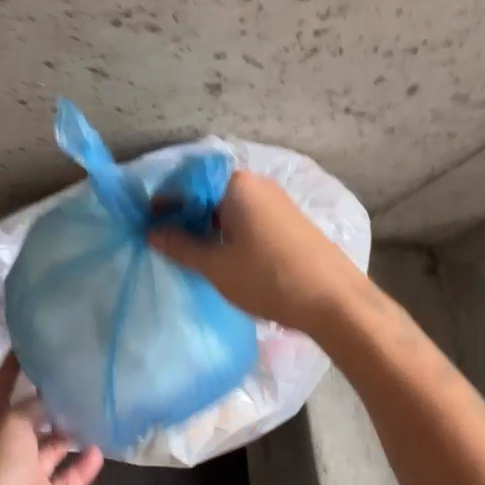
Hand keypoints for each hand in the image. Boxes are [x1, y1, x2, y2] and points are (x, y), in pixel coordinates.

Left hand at [0, 354, 103, 484]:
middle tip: (76, 375)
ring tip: (94, 409)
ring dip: (71, 432)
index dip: (12, 366)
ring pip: (53, 448)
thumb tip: (48, 397)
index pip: (2, 387)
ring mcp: (28, 476)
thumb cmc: (0, 469)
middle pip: (31, 418)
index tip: (29, 342)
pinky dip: (84, 466)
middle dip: (49, 400)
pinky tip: (101, 449)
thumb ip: (32, 406)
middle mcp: (9, 447)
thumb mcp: (13, 424)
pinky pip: (69, 479)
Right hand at [149, 170, 363, 334]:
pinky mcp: (289, 220)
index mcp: (235, 184)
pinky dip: (229, 231)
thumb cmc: (268, 278)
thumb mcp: (215, 266)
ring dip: (208, 225)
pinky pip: (248, 217)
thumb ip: (179, 245)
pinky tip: (224, 257)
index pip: (187, 182)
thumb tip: (152, 231)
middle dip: (186, 214)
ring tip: (193, 254)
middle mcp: (256, 183)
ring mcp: (276, 201)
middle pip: (209, 192)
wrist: (336, 302)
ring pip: (229, 206)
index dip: (164, 203)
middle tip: (167, 243)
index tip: (148, 226)